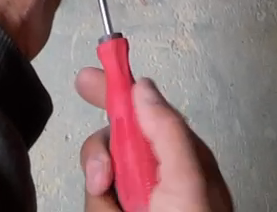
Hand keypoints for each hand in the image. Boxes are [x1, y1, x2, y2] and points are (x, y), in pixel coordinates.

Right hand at [77, 70, 232, 211]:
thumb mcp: (188, 184)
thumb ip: (166, 131)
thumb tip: (142, 87)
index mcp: (183, 159)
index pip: (145, 110)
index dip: (117, 90)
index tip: (88, 77)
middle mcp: (159, 180)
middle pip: (114, 143)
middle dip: (102, 158)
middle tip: (104, 181)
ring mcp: (137, 206)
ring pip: (98, 184)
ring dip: (103, 203)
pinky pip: (96, 209)